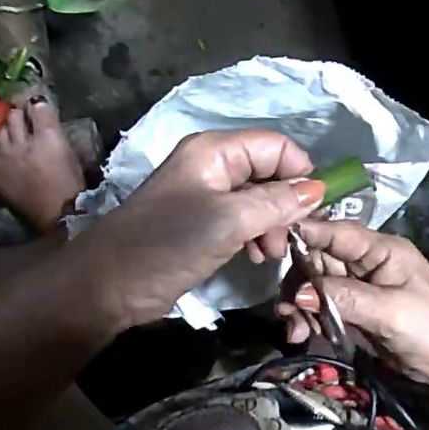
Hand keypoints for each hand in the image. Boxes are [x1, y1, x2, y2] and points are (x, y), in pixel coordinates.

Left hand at [72, 130, 326, 327]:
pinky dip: (254, 235)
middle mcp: (211, 166)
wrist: (110, 284)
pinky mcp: (200, 223)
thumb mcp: (228, 221)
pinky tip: (254, 256)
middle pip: (268, 172)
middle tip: (286, 241)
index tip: (312, 210)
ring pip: (258, 199)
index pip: (275, 145)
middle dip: (285, 204)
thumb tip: (317, 190)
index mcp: (214, 151)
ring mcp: (204, 195)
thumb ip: (275, 203)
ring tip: (268, 254)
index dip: (298, 173)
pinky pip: (241, 220)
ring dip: (271, 225)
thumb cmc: (168, 244)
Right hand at [276, 221, 428, 385]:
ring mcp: (357, 287)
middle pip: (317, 259)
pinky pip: (319, 307)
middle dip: (298, 283)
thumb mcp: (390, 312)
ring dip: (299, 306)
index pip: (336, 232)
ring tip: (297, 331)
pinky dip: (307, 319)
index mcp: (382, 250)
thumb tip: (299, 292)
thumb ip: (344, 298)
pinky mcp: (352, 311)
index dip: (305, 233)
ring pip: (313, 285)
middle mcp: (365, 263)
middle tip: (288, 310)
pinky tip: (303, 336)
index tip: (272, 242)